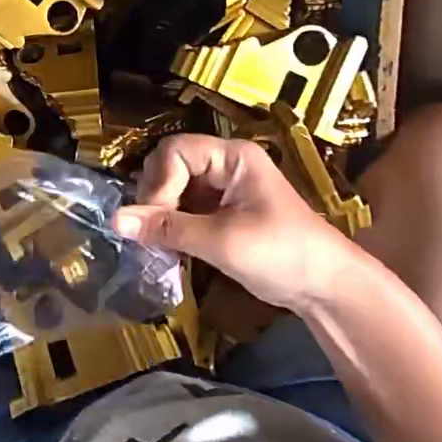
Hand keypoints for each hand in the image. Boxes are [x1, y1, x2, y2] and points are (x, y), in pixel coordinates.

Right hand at [112, 134, 356, 308]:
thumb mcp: (221, 241)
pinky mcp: (220, 209)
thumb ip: (166, 228)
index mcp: (232, 157)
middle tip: (155, 232)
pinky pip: (182, 206)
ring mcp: (222, 186)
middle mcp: (224, 164)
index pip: (174, 152)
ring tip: (160, 244)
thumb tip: (114, 220)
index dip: (159, 183)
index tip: (158, 219)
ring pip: (171, 187)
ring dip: (161, 214)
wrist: (328, 290)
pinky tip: (170, 247)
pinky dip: (171, 224)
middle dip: (156, 197)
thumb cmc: (282, 255)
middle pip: (168, 165)